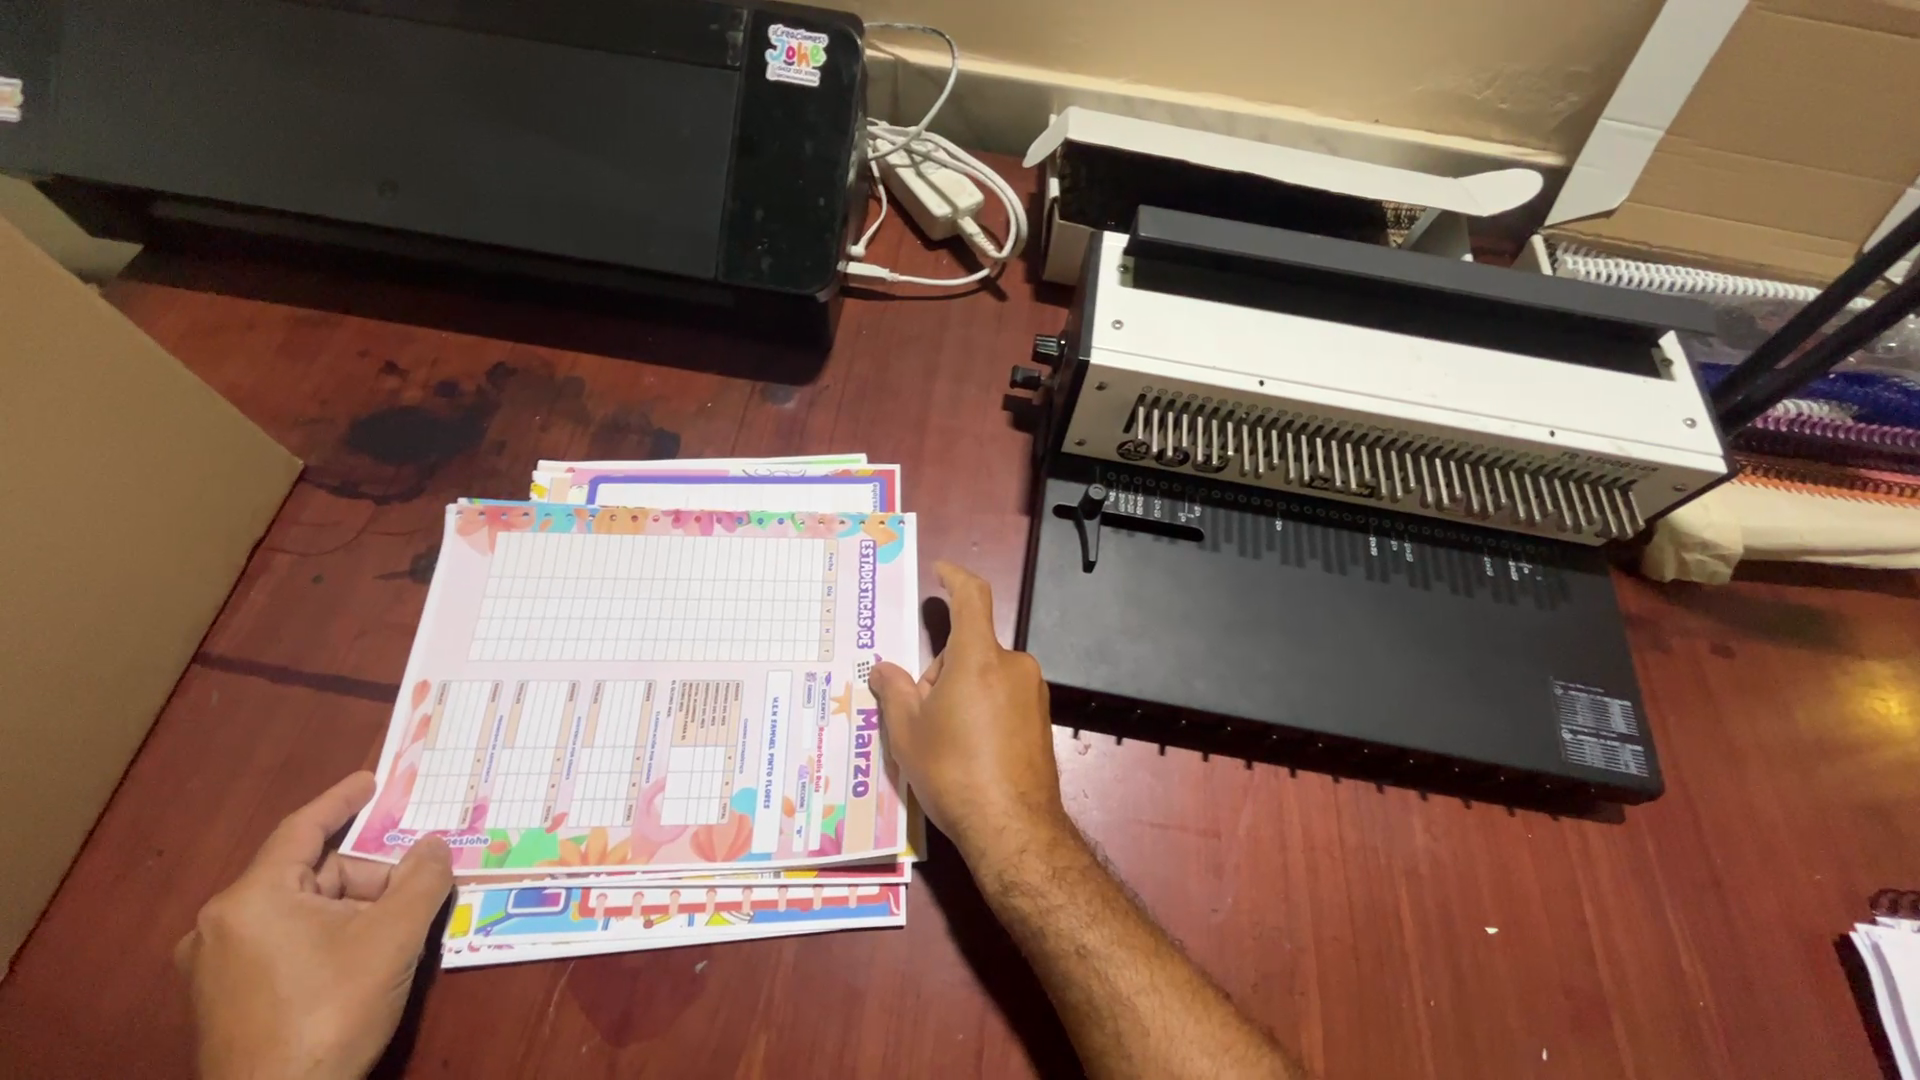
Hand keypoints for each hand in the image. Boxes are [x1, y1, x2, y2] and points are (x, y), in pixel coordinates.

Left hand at [176, 772, 453, 1079]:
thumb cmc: (332, 1009)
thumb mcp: (395, 936)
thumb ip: (422, 878)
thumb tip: (433, 846)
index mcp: (252, 898)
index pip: (301, 830)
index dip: (341, 802)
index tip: (371, 781)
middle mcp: (221, 924)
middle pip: (312, 874)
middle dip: (369, 875)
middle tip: (418, 885)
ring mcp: (215, 966)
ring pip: (302, 910)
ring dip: (355, 908)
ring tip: (400, 927)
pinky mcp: (224, 998)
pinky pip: (286, 941)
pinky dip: (330, 933)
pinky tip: (365, 954)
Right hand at [869, 562, 1070, 870]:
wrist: (1013, 828)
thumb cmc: (953, 771)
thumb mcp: (908, 732)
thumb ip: (893, 691)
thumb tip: (883, 669)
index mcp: (979, 657)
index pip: (972, 597)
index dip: (955, 578)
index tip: (942, 572)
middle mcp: (1014, 665)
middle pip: (971, 648)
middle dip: (942, 670)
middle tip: (921, 713)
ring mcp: (1034, 693)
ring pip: (988, 674)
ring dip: (963, 690)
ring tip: (945, 740)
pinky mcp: (1042, 719)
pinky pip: (1006, 697)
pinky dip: (984, 708)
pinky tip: (972, 751)